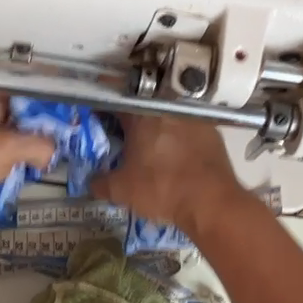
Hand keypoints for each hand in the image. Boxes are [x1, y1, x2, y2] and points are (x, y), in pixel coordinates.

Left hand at [0, 93, 54, 215]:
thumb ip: (40, 145)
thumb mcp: (13, 148)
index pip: (21, 91)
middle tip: (49, 144)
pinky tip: (10, 175)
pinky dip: (0, 163)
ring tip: (33, 162)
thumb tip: (49, 153)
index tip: (58, 120)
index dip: (41, 105)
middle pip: (10, 115)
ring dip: (16, 149)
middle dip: (30, 130)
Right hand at [91, 114, 248, 236]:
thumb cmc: (161, 189)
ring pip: (166, 116)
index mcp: (140, 114)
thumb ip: (100, 183)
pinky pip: (187, 128)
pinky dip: (178, 138)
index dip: (102, 108)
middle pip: (141, 107)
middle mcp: (166, 107)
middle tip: (122, 136)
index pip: (113, 100)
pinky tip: (175, 155)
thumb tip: (91, 182)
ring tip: (150, 148)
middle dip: (130, 119)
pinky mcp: (211, 130)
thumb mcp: (121, 191)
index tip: (97, 117)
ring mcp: (192, 117)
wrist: (210, 202)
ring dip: (156, 128)